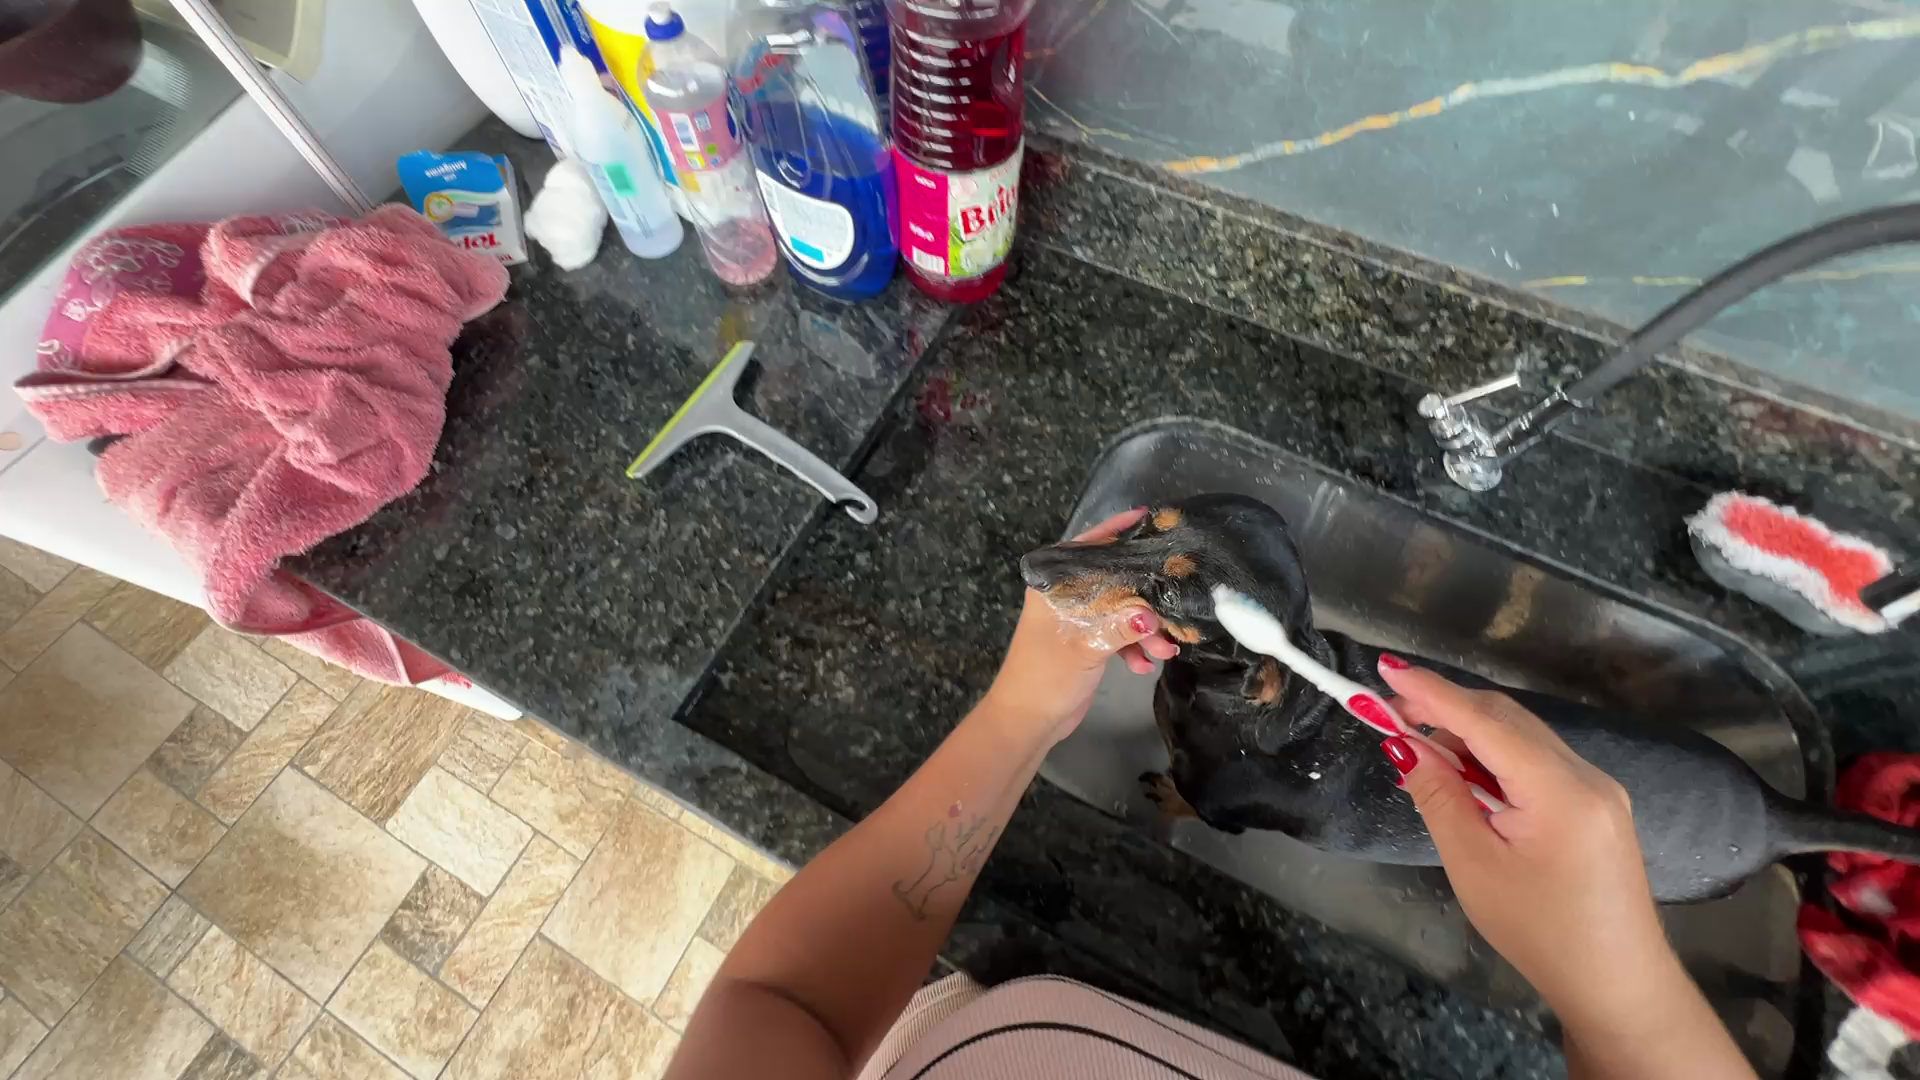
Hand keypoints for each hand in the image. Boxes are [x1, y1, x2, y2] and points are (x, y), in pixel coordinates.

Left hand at [983, 509, 1179, 741]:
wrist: (1027, 721)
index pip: (1087, 548)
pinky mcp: (1087, 641)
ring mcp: (1077, 619)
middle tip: (1175, 598)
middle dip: (1143, 593)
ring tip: (1165, 648)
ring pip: (1120, 609)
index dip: (1115, 532)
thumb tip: (1152, 616)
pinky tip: (1145, 665)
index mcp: (1053, 586)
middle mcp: (1065, 596)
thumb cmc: (1044, 677)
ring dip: (1144, 628)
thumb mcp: (1083, 649)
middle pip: (1112, 579)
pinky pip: (1118, 633)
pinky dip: (1134, 647)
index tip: (1147, 518)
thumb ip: (1118, 628)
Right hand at [1376, 661, 1672, 1022]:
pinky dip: (1486, 753)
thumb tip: (1404, 744)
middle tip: (1386, 711)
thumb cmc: (1539, 929)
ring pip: (1516, 734)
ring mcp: (1594, 789)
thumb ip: (1437, 794)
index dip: (1431, 691)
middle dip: (1442, 705)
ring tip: (1414, 745)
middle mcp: (1586, 776)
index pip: (1483, 721)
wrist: (1619, 988)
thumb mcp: (1473, 862)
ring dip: (1462, 730)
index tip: (1384, 666)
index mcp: (1560, 790)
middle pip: (1503, 718)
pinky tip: (1456, 771)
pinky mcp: (1592, 805)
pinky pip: (1530, 758)